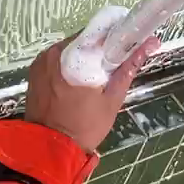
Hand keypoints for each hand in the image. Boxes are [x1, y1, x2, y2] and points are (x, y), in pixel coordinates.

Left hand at [23, 33, 159, 151]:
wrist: (49, 151)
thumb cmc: (84, 127)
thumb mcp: (111, 100)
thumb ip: (128, 69)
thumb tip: (149, 44)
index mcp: (71, 55)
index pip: (97, 32)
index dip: (114, 36)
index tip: (128, 42)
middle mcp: (52, 53)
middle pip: (81, 40)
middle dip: (99, 48)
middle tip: (116, 62)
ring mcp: (40, 63)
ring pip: (68, 51)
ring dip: (84, 57)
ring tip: (100, 73)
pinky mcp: (34, 74)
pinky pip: (56, 62)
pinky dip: (69, 66)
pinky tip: (81, 80)